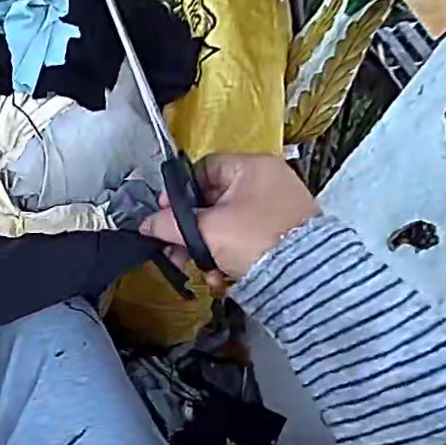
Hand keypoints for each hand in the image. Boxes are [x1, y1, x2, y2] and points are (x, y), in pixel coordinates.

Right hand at [140, 154, 317, 292]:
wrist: (300, 275)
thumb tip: (146, 224)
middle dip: (191, 231)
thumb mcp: (206, 229)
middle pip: (212, 202)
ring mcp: (275, 210)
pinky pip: (243, 241)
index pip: (204, 169)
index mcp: (252, 168)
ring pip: (225, 226)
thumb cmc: (254, 239)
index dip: (180, 192)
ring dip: (207, 250)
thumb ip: (169, 224)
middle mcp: (267, 183)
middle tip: (175, 249)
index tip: (166, 214)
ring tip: (202, 269)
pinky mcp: (279, 236)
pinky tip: (222, 277)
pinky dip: (228, 258)